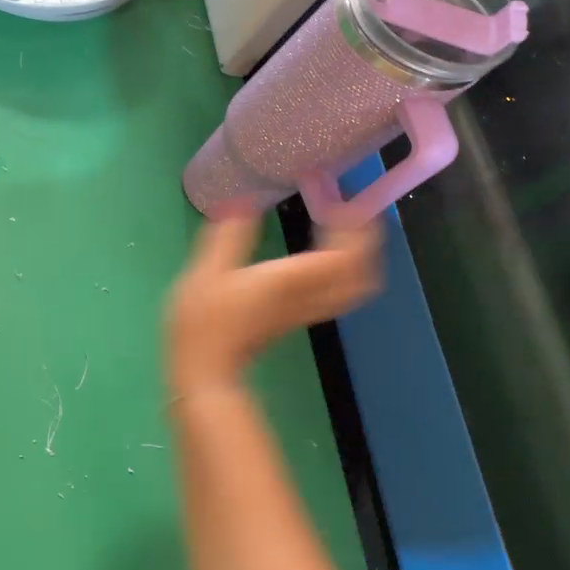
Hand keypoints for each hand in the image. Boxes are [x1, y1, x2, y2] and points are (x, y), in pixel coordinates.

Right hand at [164, 213, 381, 390]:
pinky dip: (341, 272)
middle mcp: (309, 294)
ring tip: (341, 233)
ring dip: (358, 259)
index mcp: (293, 279)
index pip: (347, 253)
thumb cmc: (204, 320)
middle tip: (351, 213)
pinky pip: (337, 292)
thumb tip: (242, 204)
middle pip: (362, 272)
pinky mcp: (295, 318)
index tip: (348, 200)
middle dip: (365, 242)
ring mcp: (305, 310)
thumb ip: (228, 237)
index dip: (357, 228)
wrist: (205, 368)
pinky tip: (319, 260)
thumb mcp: (207, 270)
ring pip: (354, 286)